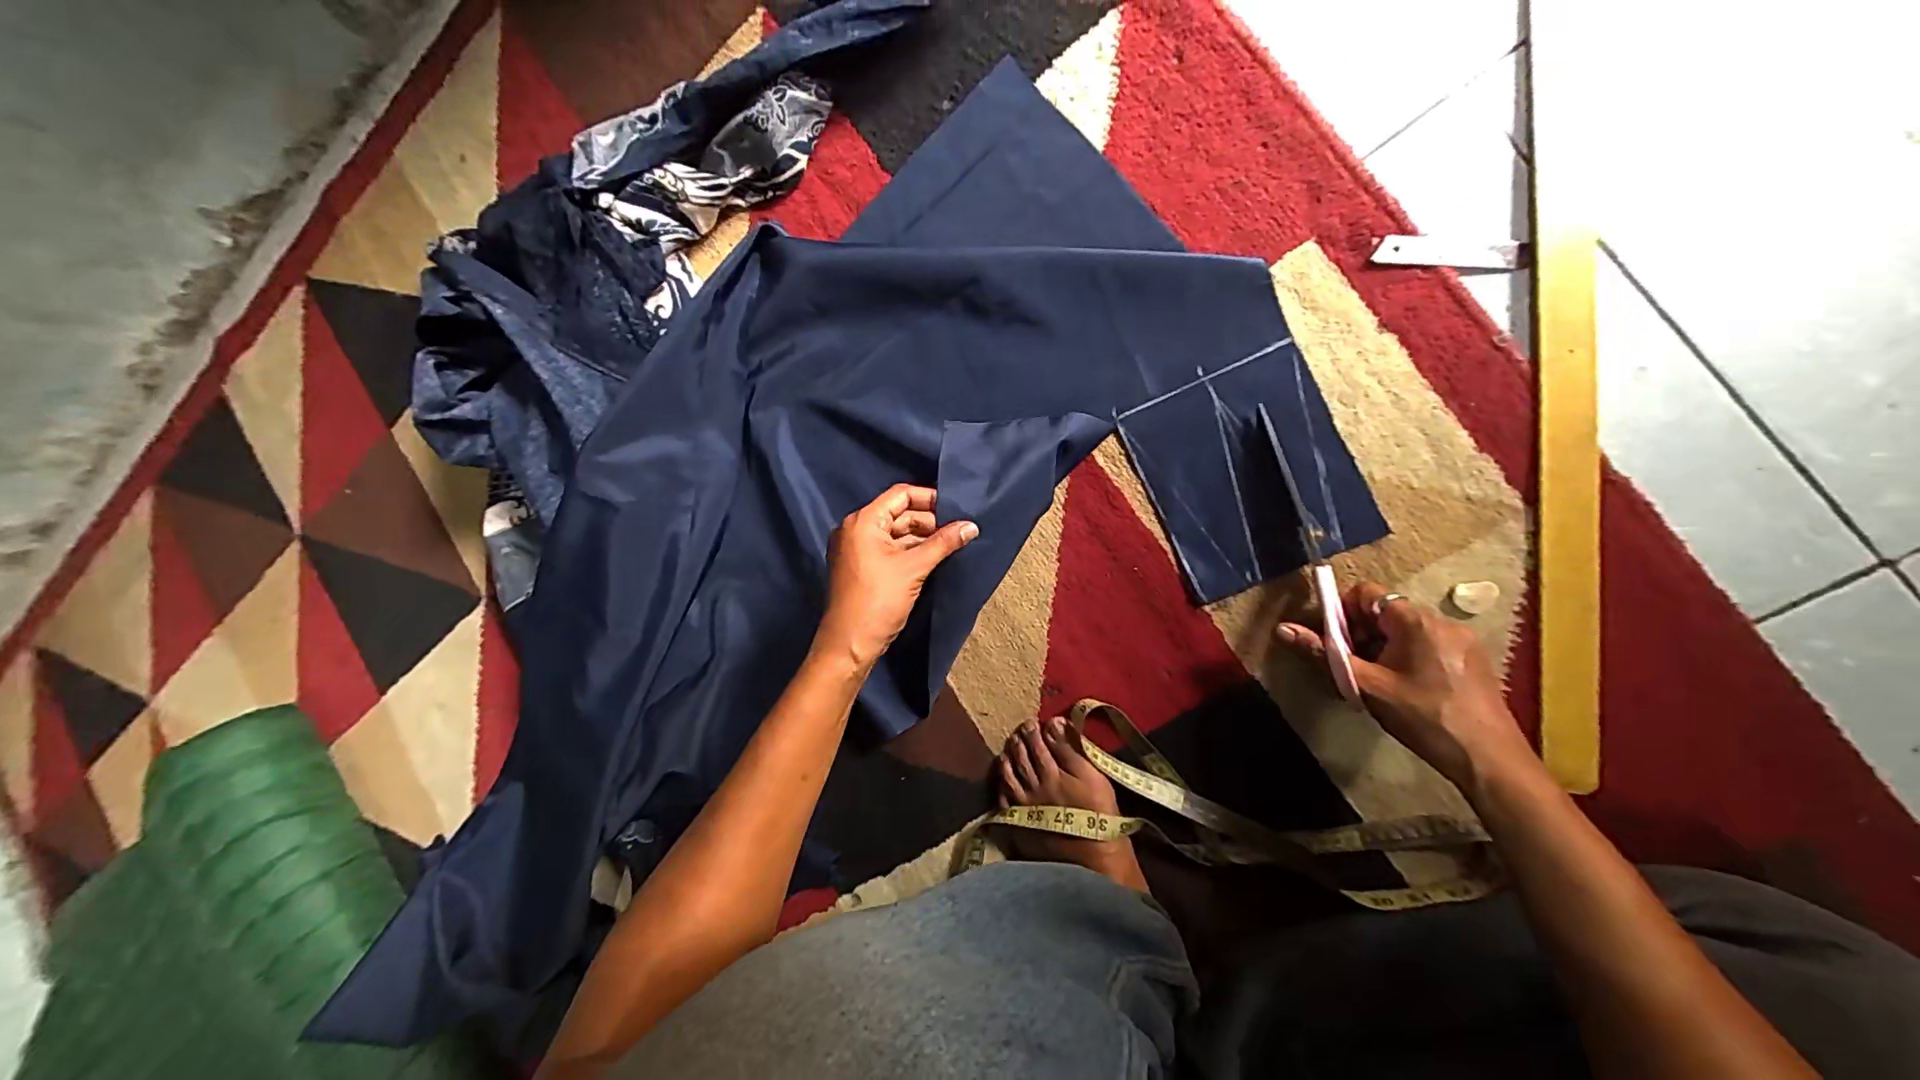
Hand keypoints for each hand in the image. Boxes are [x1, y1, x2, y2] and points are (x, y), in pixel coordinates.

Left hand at [813, 484, 978, 668]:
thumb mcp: (914, 568)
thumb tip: (972, 526)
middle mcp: (855, 529)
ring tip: (951, 544)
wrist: (849, 644)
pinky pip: (889, 549)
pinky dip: (910, 550)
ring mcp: (856, 549)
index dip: (930, 498)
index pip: (900, 495)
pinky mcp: (861, 566)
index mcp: (863, 521)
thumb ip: (944, 543)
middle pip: (899, 513)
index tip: (956, 508)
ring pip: (895, 533)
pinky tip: (933, 557)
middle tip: (958, 529)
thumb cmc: (877, 602)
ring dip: (922, 537)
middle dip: (929, 520)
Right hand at [1274, 582, 1538, 791]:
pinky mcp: (1472, 659)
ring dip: (1382, 648)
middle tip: (1354, 668)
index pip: (1366, 593)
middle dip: (1361, 634)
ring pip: (1404, 630)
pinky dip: (1406, 657)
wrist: (1488, 759)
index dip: (1342, 613)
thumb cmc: (1423, 718)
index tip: (1336, 644)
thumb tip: (1282, 630)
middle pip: (1385, 612)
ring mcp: (1461, 640)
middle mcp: (1440, 621)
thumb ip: (1323, 654)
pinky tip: (1406, 689)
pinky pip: (1426, 644)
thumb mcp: (1366, 685)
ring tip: (1378, 683)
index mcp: (1414, 621)